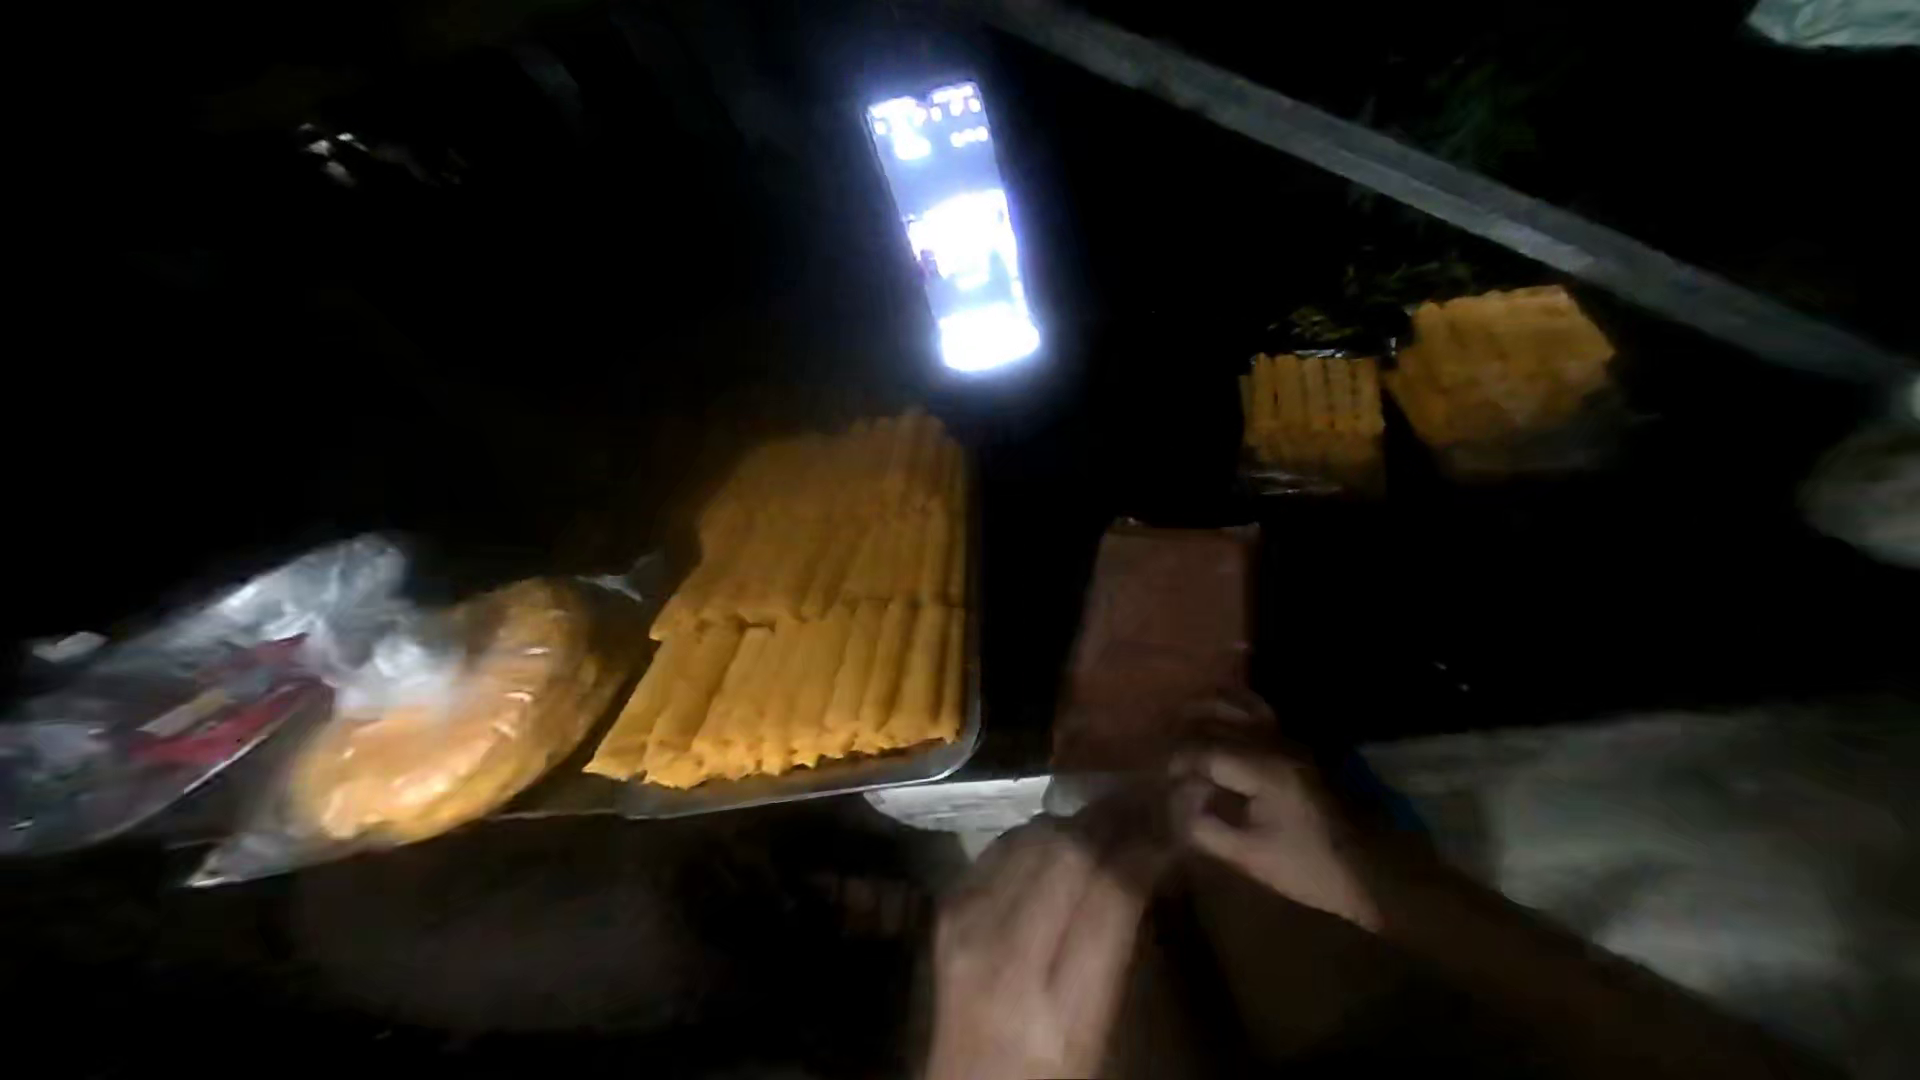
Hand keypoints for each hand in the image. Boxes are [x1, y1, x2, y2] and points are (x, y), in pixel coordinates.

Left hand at [925, 819, 1152, 1079]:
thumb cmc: (1053, 1074)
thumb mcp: (1102, 1026)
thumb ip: (1120, 939)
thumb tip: (1148, 853)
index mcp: (1060, 1012)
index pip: (1110, 895)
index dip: (1148, 843)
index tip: (1180, 809)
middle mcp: (1004, 956)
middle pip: (1067, 853)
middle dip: (1116, 815)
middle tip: (1151, 795)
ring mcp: (966, 924)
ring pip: (1034, 837)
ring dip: (1081, 817)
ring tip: (1116, 809)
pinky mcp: (947, 906)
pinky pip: (1003, 845)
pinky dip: (1043, 832)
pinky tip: (1068, 832)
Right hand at [1169, 697, 1382, 931]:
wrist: (1374, 870)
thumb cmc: (1311, 867)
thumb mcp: (1251, 857)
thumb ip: (1205, 827)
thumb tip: (1177, 803)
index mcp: (1261, 769)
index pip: (1202, 751)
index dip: (1176, 765)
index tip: (1161, 783)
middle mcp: (1271, 743)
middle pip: (1210, 722)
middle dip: (1180, 739)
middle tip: (1163, 760)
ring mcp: (1284, 738)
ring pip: (1231, 703)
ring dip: (1200, 713)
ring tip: (1176, 729)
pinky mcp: (1291, 742)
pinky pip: (1253, 707)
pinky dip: (1228, 704)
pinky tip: (1211, 715)